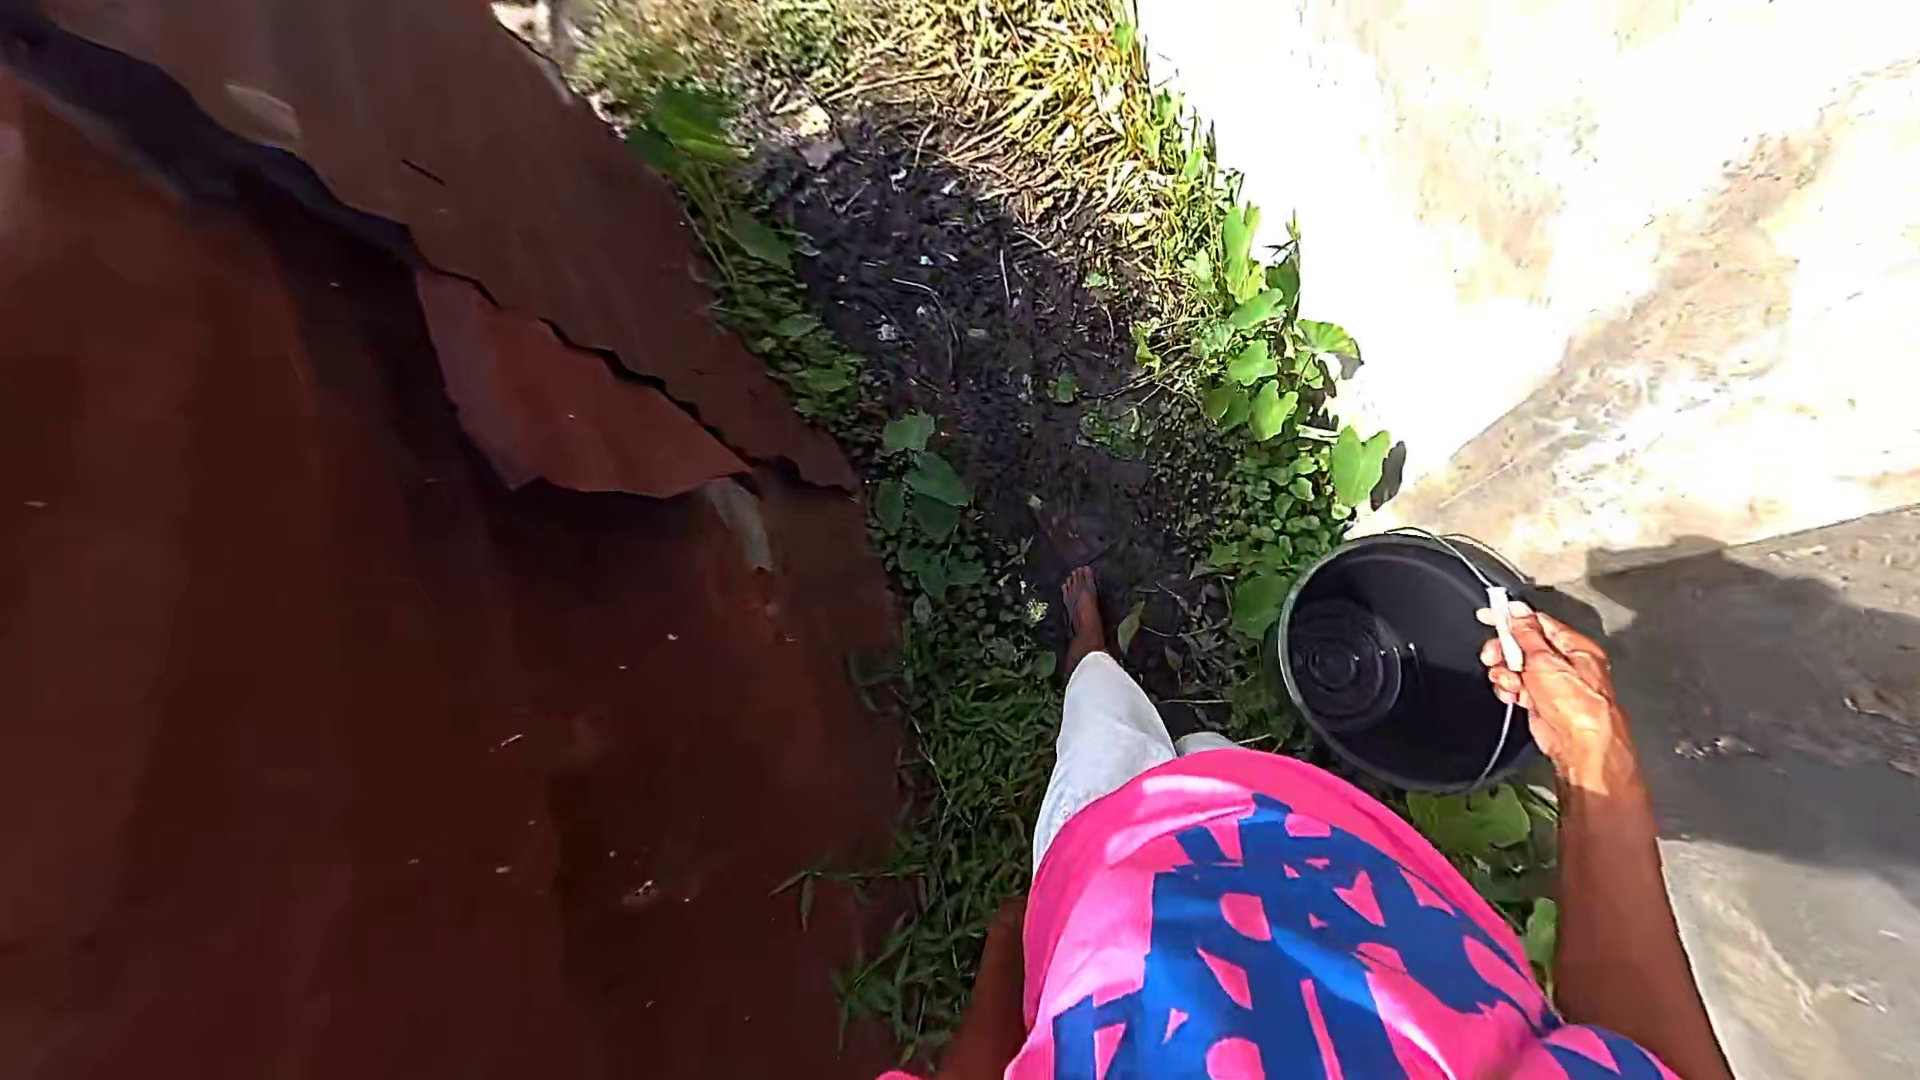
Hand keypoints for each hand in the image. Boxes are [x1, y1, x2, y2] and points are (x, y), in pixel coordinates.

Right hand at [1477, 601, 1635, 789]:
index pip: (1537, 622)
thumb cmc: (1576, 706)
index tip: (1488, 615)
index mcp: (1574, 648)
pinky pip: (1513, 683)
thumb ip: (1527, 634)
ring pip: (1512, 665)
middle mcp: (1564, 662)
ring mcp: (1551, 680)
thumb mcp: (1545, 661)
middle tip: (1494, 657)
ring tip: (1512, 684)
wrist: (1578, 744)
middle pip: (1520, 644)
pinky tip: (1515, 695)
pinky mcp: (1538, 696)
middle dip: (1503, 651)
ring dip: (1504, 673)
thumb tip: (1518, 611)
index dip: (1511, 618)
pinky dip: (1508, 688)